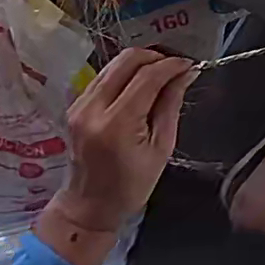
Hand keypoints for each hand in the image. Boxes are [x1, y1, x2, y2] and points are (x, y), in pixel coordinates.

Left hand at [37, 49, 196, 264]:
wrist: (88, 206)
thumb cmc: (130, 185)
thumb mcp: (162, 148)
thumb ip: (171, 105)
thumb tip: (186, 73)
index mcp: (116, 124)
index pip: (147, 77)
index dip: (171, 65)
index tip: (189, 65)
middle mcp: (92, 108)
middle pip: (126, 60)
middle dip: (155, 57)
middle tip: (175, 68)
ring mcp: (79, 105)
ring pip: (114, 64)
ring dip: (140, 63)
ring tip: (161, 76)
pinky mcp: (75, 105)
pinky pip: (104, 76)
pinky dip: (126, 73)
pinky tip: (141, 85)